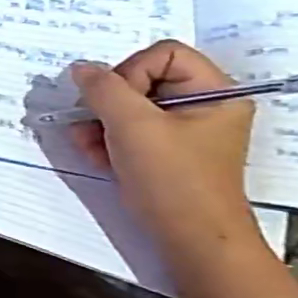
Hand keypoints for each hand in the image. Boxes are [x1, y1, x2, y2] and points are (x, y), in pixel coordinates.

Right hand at [66, 40, 263, 256]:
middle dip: (109, 102)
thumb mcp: (132, 126)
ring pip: (131, 108)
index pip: (163, 54)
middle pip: (143, 79)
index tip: (117, 104)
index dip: (131, 72)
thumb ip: (103, 90)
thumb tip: (82, 68)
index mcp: (215, 91)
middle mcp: (203, 106)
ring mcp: (184, 133)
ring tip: (86, 143)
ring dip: (101, 122)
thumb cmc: (172, 179)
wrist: (192, 242)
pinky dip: (109, 140)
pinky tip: (95, 155)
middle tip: (92, 122)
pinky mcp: (167, 155)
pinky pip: (132, 132)